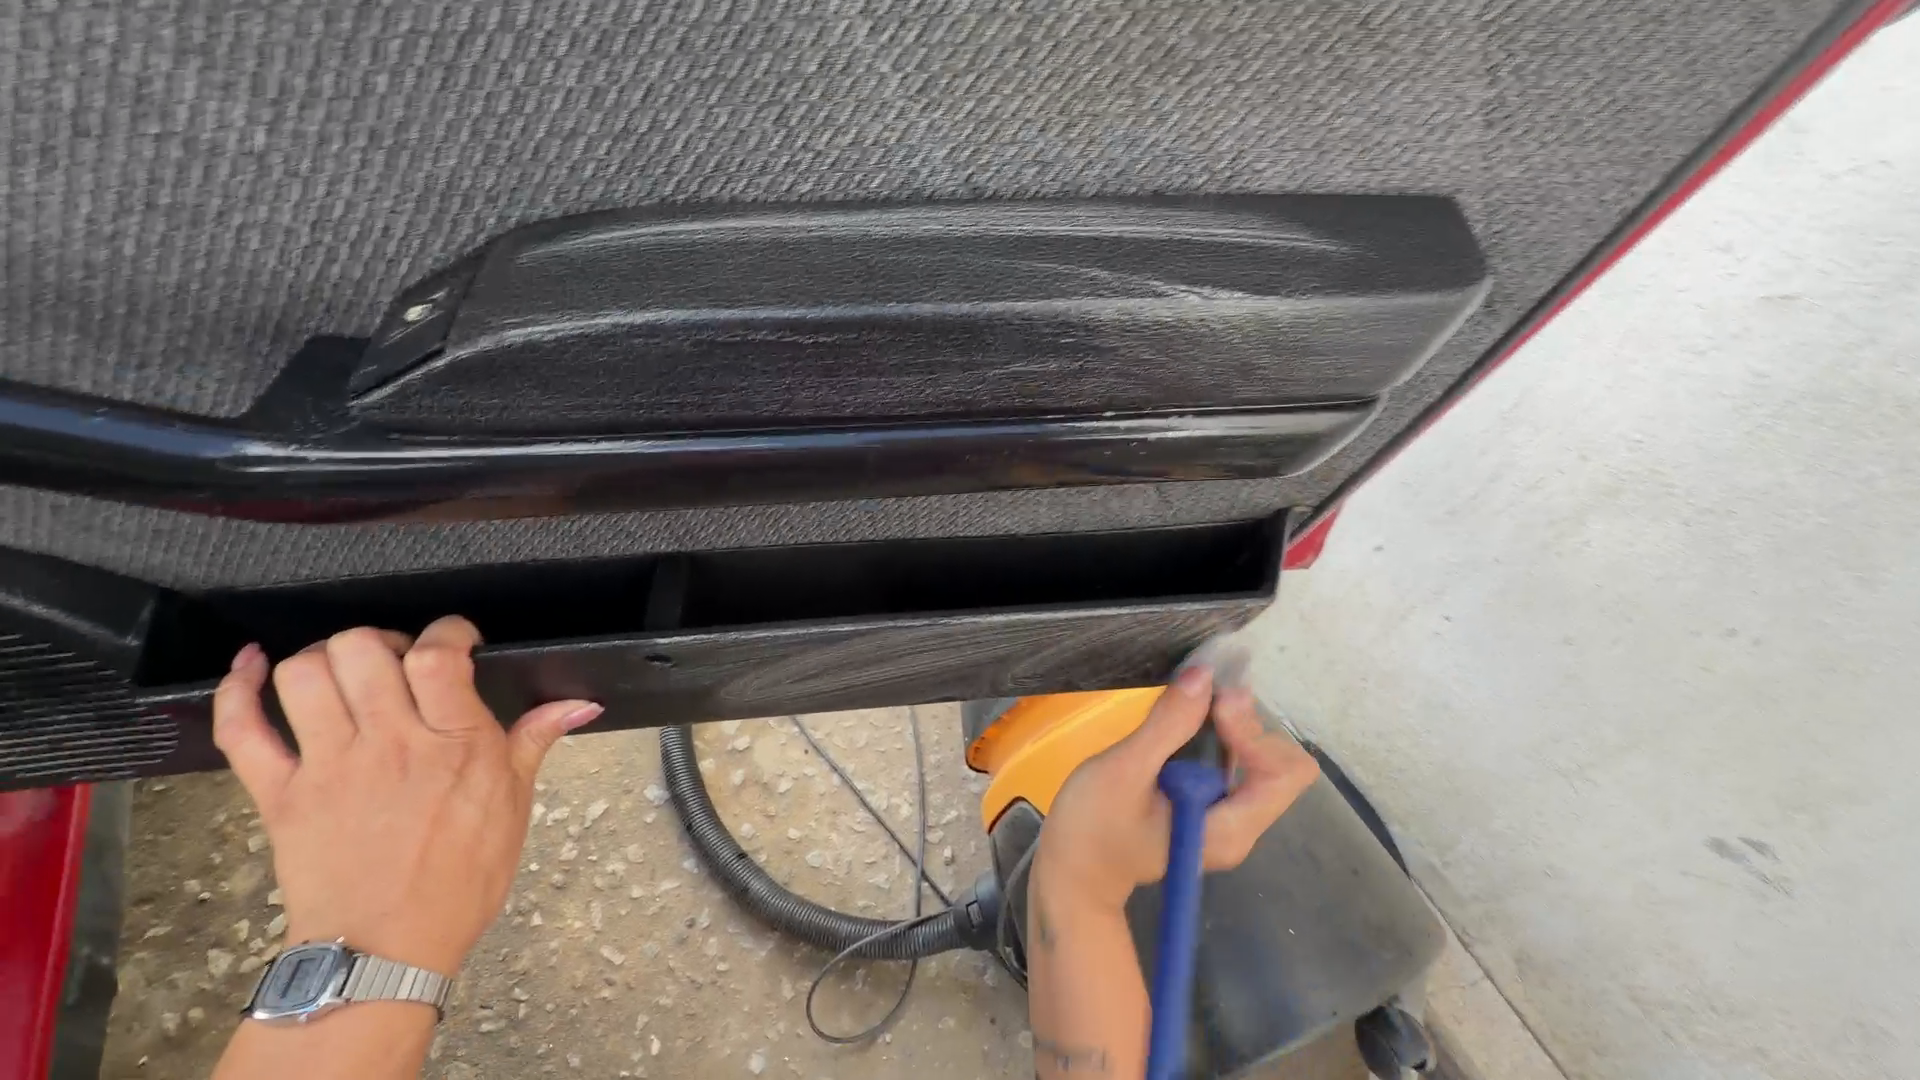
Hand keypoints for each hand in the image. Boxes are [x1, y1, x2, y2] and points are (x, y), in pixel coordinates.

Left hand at [211, 616, 601, 975]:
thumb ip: (538, 740)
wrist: (387, 947)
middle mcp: (391, 742)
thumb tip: (582, 702)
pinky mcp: (278, 794)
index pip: (438, 654)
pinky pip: (240, 729)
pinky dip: (236, 687)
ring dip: (324, 656)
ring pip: (304, 675)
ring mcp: (328, 766)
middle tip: (398, 660)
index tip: (458, 640)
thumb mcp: (516, 803)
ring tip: (344, 671)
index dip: (448, 630)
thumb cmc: (465, 875)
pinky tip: (253, 664)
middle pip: (363, 650)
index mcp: (456, 743)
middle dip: (382, 639)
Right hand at [1034, 665, 1319, 911]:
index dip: (1255, 732)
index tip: (1213, 707)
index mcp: (1229, 829)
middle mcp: (1240, 826)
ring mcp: (1225, 818)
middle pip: (1274, 761)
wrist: (1072, 875)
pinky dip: (1211, 736)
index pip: (1285, 774)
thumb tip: (1204, 675)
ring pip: (1253, 758)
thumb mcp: (1123, 771)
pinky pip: (1229, 763)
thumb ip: (1167, 725)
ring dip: (1225, 725)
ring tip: (1181, 706)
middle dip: (1241, 723)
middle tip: (1194, 699)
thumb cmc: (1092, 829)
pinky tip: (1176, 725)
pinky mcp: (1207, 807)